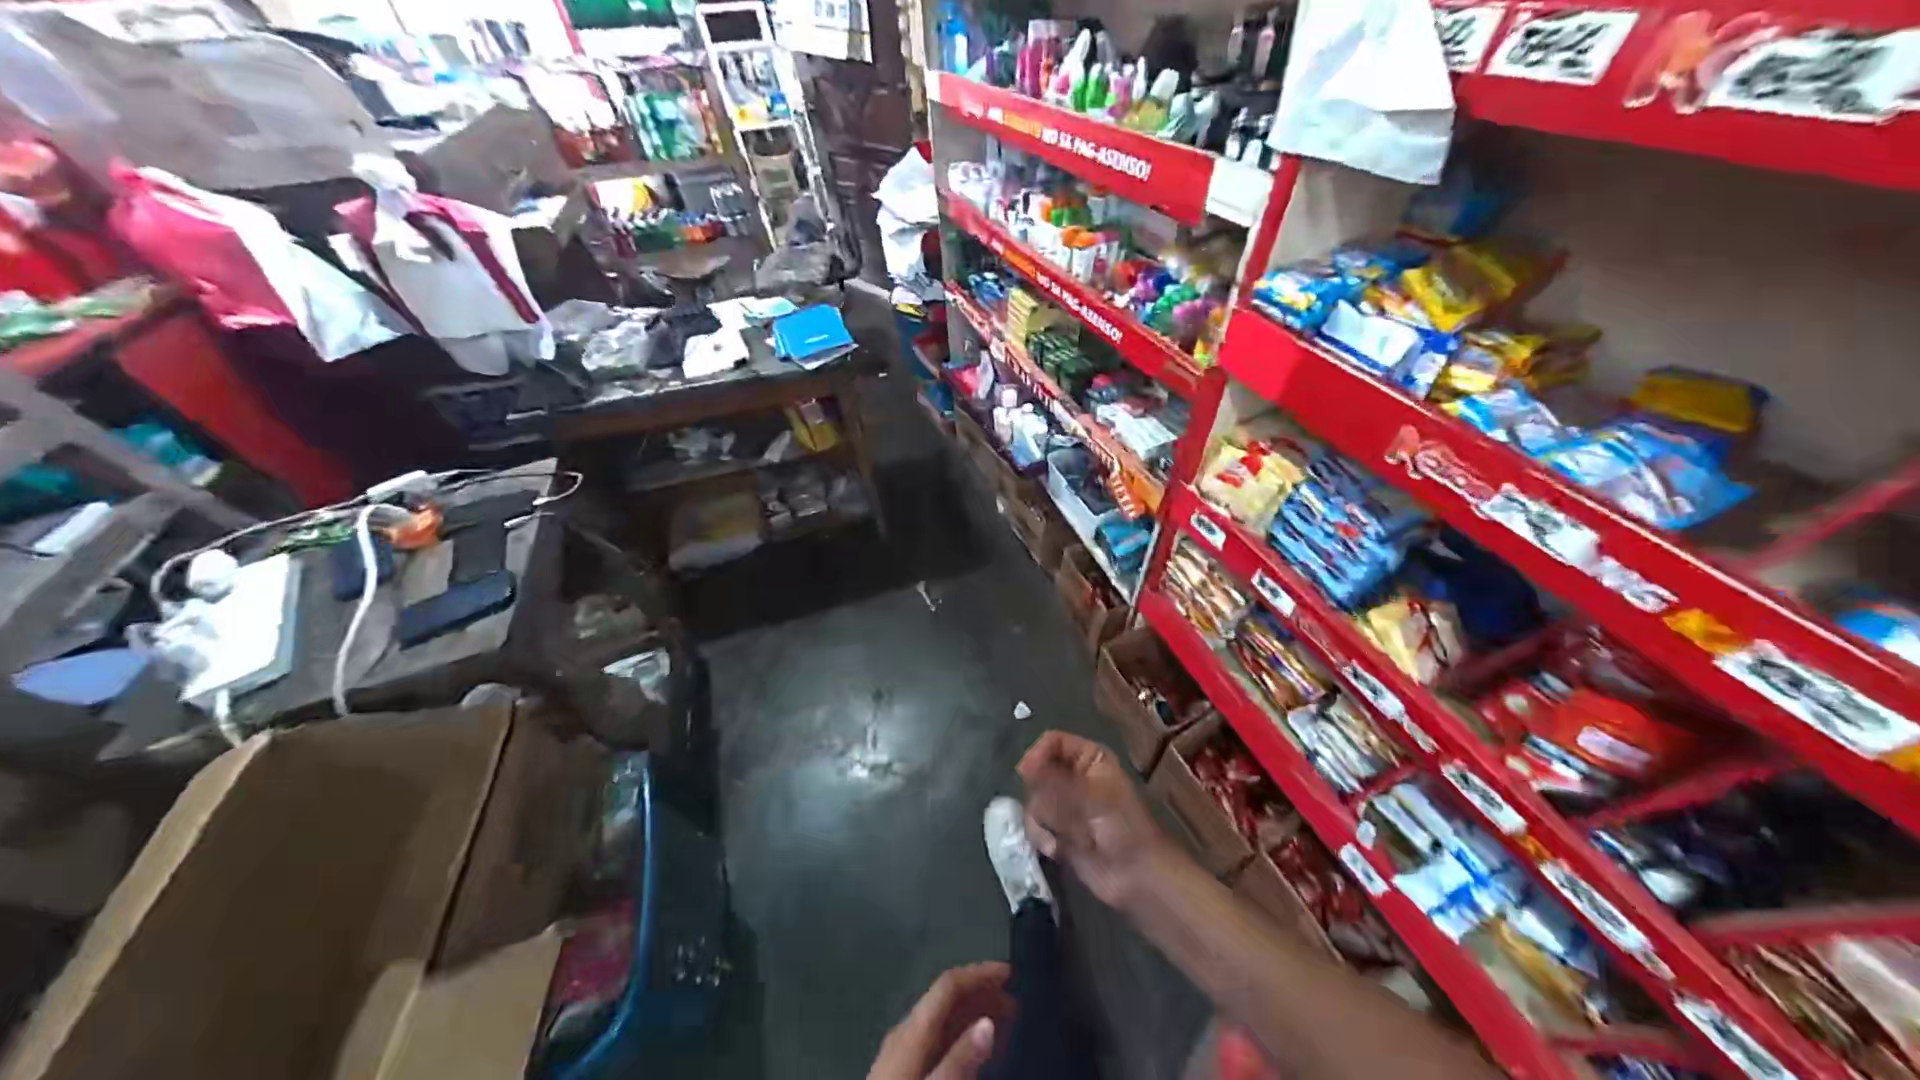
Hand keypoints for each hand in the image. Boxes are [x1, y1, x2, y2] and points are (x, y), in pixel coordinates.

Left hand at [866, 963, 1013, 1079]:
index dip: (979, 974)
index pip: (948, 986)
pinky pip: (935, 1039)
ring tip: (1002, 1025)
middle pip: (945, 999)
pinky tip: (975, 1053)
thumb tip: (987, 1024)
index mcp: (913, 1032)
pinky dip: (959, 1036)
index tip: (1010, 975)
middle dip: (981, 995)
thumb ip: (961, 1061)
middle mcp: (905, 1034)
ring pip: (941, 1019)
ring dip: (972, 1015)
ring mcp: (900, 1052)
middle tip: (1014, 1006)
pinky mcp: (900, 1072)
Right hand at [1018, 731, 1169, 907]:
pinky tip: (1056, 850)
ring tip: (1055, 839)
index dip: (1037, 754)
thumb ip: (1055, 781)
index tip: (1026, 774)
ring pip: (1033, 800)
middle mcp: (1074, 776)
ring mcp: (1064, 804)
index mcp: (1089, 758)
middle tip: (1051, 813)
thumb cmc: (1122, 828)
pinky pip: (1034, 824)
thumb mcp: (1091, 797)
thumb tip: (1023, 769)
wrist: (1136, 877)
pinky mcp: (1057, 830)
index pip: (1053, 742)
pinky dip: (1040, 836)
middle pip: (1037, 772)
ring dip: (1040, 820)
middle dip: (1040, 795)